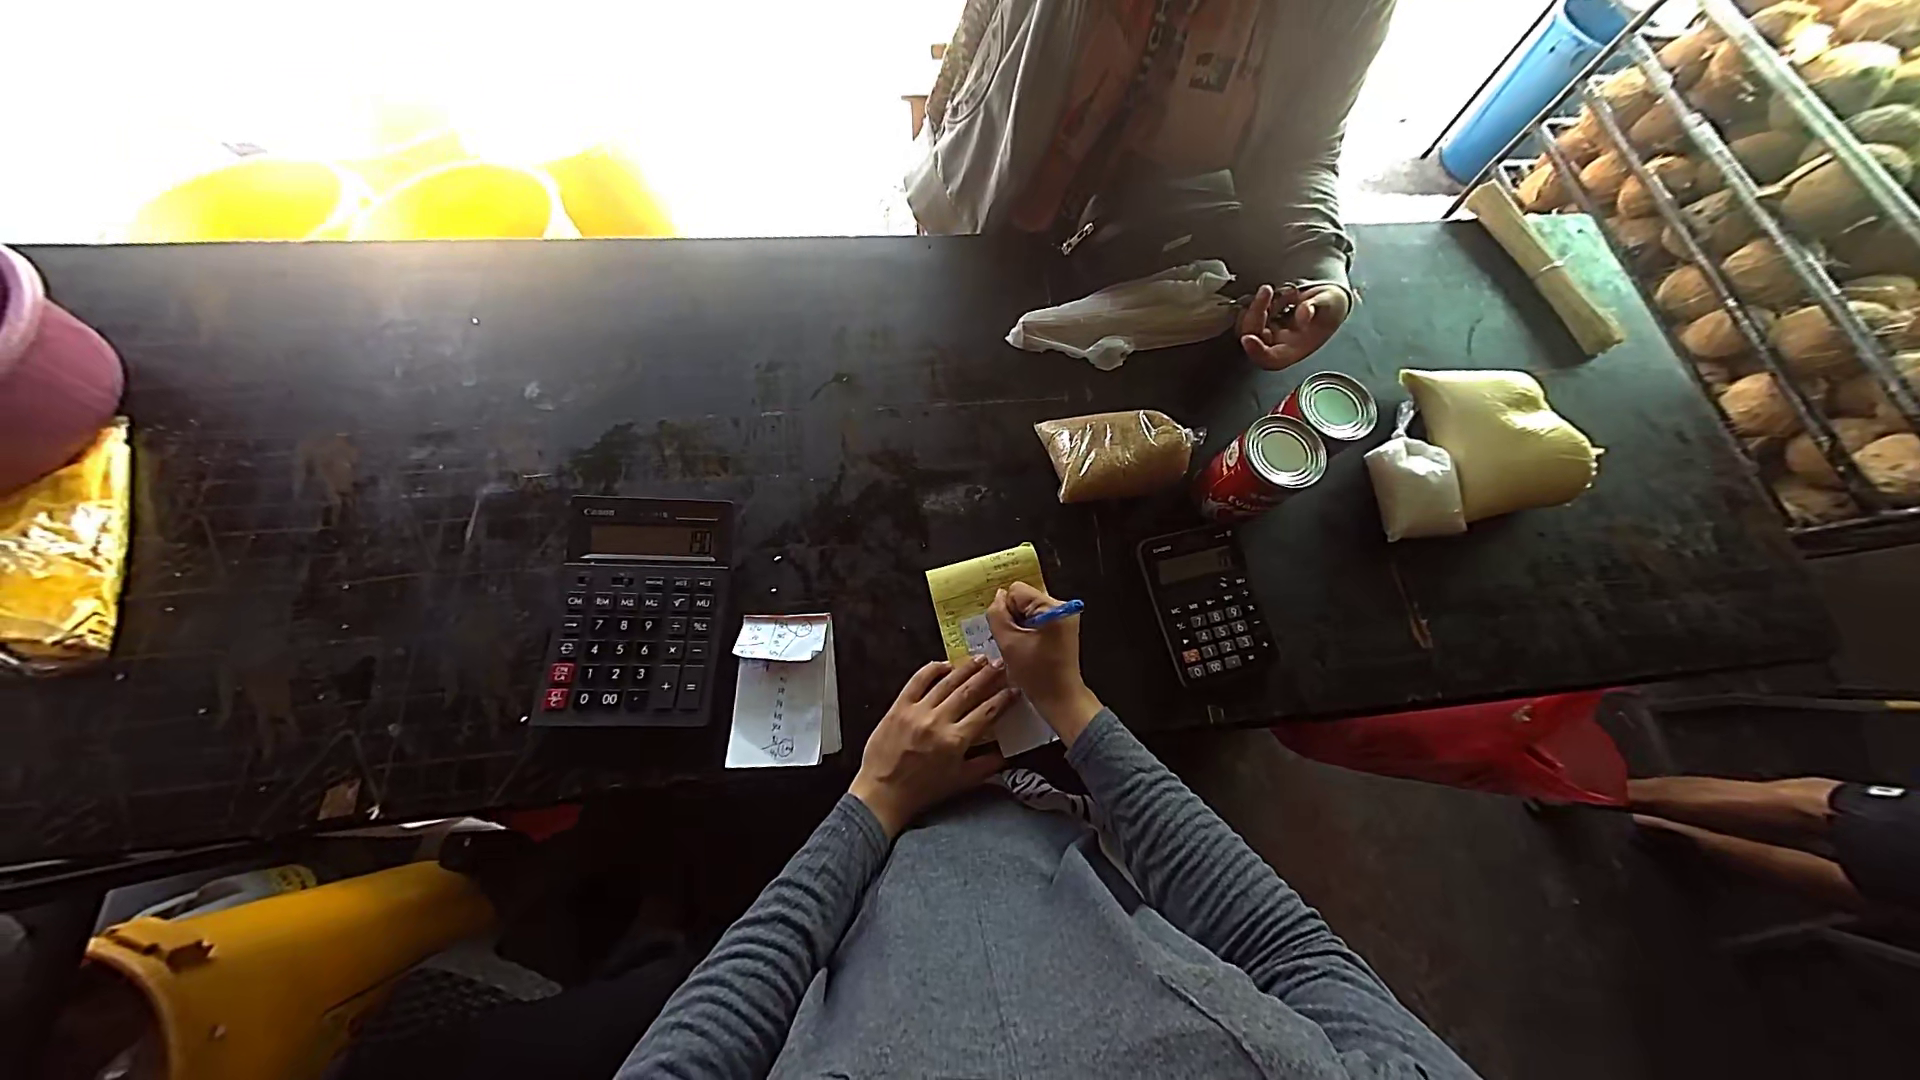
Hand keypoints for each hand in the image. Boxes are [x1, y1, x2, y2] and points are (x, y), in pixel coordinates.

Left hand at [849, 655, 1015, 837]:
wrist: (883, 792)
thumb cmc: (923, 790)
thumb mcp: (961, 782)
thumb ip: (986, 766)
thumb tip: (1006, 753)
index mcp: (955, 740)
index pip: (986, 712)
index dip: (1003, 699)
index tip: (1013, 689)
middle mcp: (938, 721)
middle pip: (969, 691)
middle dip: (988, 675)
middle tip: (1000, 664)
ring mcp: (917, 711)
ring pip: (947, 682)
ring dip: (966, 668)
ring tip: (980, 658)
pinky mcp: (899, 706)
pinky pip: (918, 681)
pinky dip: (932, 669)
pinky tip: (945, 664)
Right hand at [986, 583, 1103, 746]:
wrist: (1060, 698)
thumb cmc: (1037, 675)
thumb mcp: (1008, 643)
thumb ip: (997, 614)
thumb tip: (998, 596)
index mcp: (1053, 608)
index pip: (1016, 591)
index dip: (1007, 611)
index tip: (1012, 633)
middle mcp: (1063, 607)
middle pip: (1024, 598)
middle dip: (1015, 618)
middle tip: (1017, 642)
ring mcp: (1065, 616)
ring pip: (1029, 609)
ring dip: (1021, 625)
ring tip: (1024, 647)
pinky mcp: (1063, 626)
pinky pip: (1038, 618)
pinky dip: (1030, 631)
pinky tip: (1031, 648)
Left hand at [1238, 283, 1349, 370]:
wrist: (1328, 300)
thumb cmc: (1330, 307)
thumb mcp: (1330, 303)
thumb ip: (1316, 307)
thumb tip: (1303, 312)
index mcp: (1293, 350)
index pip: (1269, 359)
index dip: (1256, 351)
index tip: (1248, 338)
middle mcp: (1275, 345)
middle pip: (1252, 337)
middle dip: (1256, 313)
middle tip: (1267, 290)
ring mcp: (1266, 334)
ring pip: (1247, 324)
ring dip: (1259, 304)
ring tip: (1288, 292)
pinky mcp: (1260, 322)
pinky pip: (1249, 313)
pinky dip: (1261, 299)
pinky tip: (1282, 293)